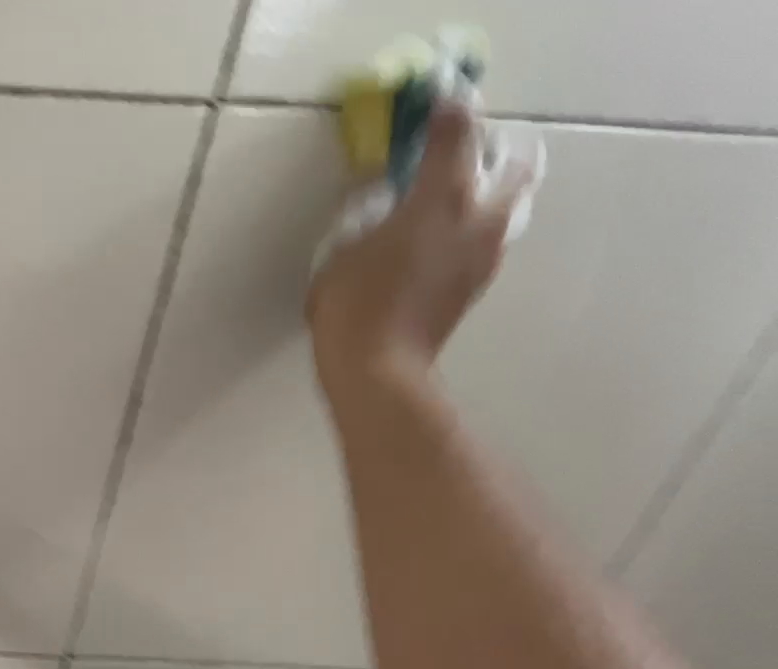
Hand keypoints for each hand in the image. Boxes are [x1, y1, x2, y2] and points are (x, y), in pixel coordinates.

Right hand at [308, 102, 537, 398]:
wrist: (379, 369)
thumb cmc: (351, 308)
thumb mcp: (340, 253)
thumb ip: (364, 217)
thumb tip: (382, 199)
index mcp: (441, 200)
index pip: (458, 134)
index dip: (447, 114)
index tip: (434, 108)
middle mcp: (480, 216)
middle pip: (517, 161)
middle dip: (493, 150)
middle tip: (457, 157)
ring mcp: (487, 250)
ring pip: (513, 199)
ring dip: (490, 190)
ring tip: (451, 199)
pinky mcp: (479, 279)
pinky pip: (493, 233)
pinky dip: (476, 223)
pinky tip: (441, 239)